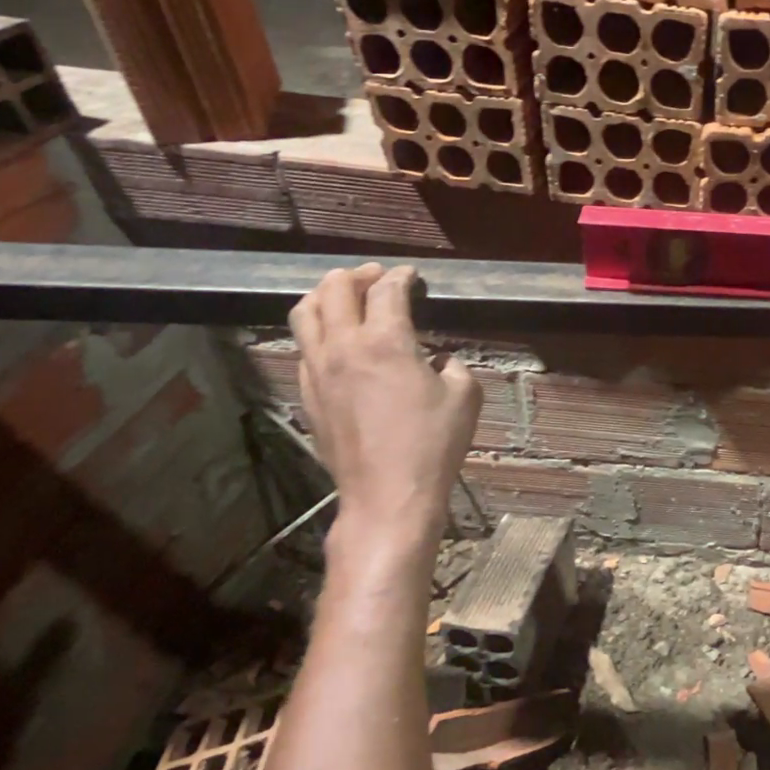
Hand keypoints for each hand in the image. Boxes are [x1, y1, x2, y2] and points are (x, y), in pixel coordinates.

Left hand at [290, 263, 480, 563]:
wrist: (387, 494)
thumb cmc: (432, 444)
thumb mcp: (465, 397)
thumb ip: (455, 367)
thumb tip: (440, 362)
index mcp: (386, 341)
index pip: (387, 290)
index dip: (402, 276)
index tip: (412, 276)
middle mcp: (344, 346)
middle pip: (336, 289)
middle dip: (357, 275)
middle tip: (376, 277)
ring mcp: (318, 370)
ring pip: (306, 312)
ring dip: (325, 294)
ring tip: (343, 295)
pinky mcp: (308, 393)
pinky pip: (304, 346)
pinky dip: (318, 329)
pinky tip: (335, 340)